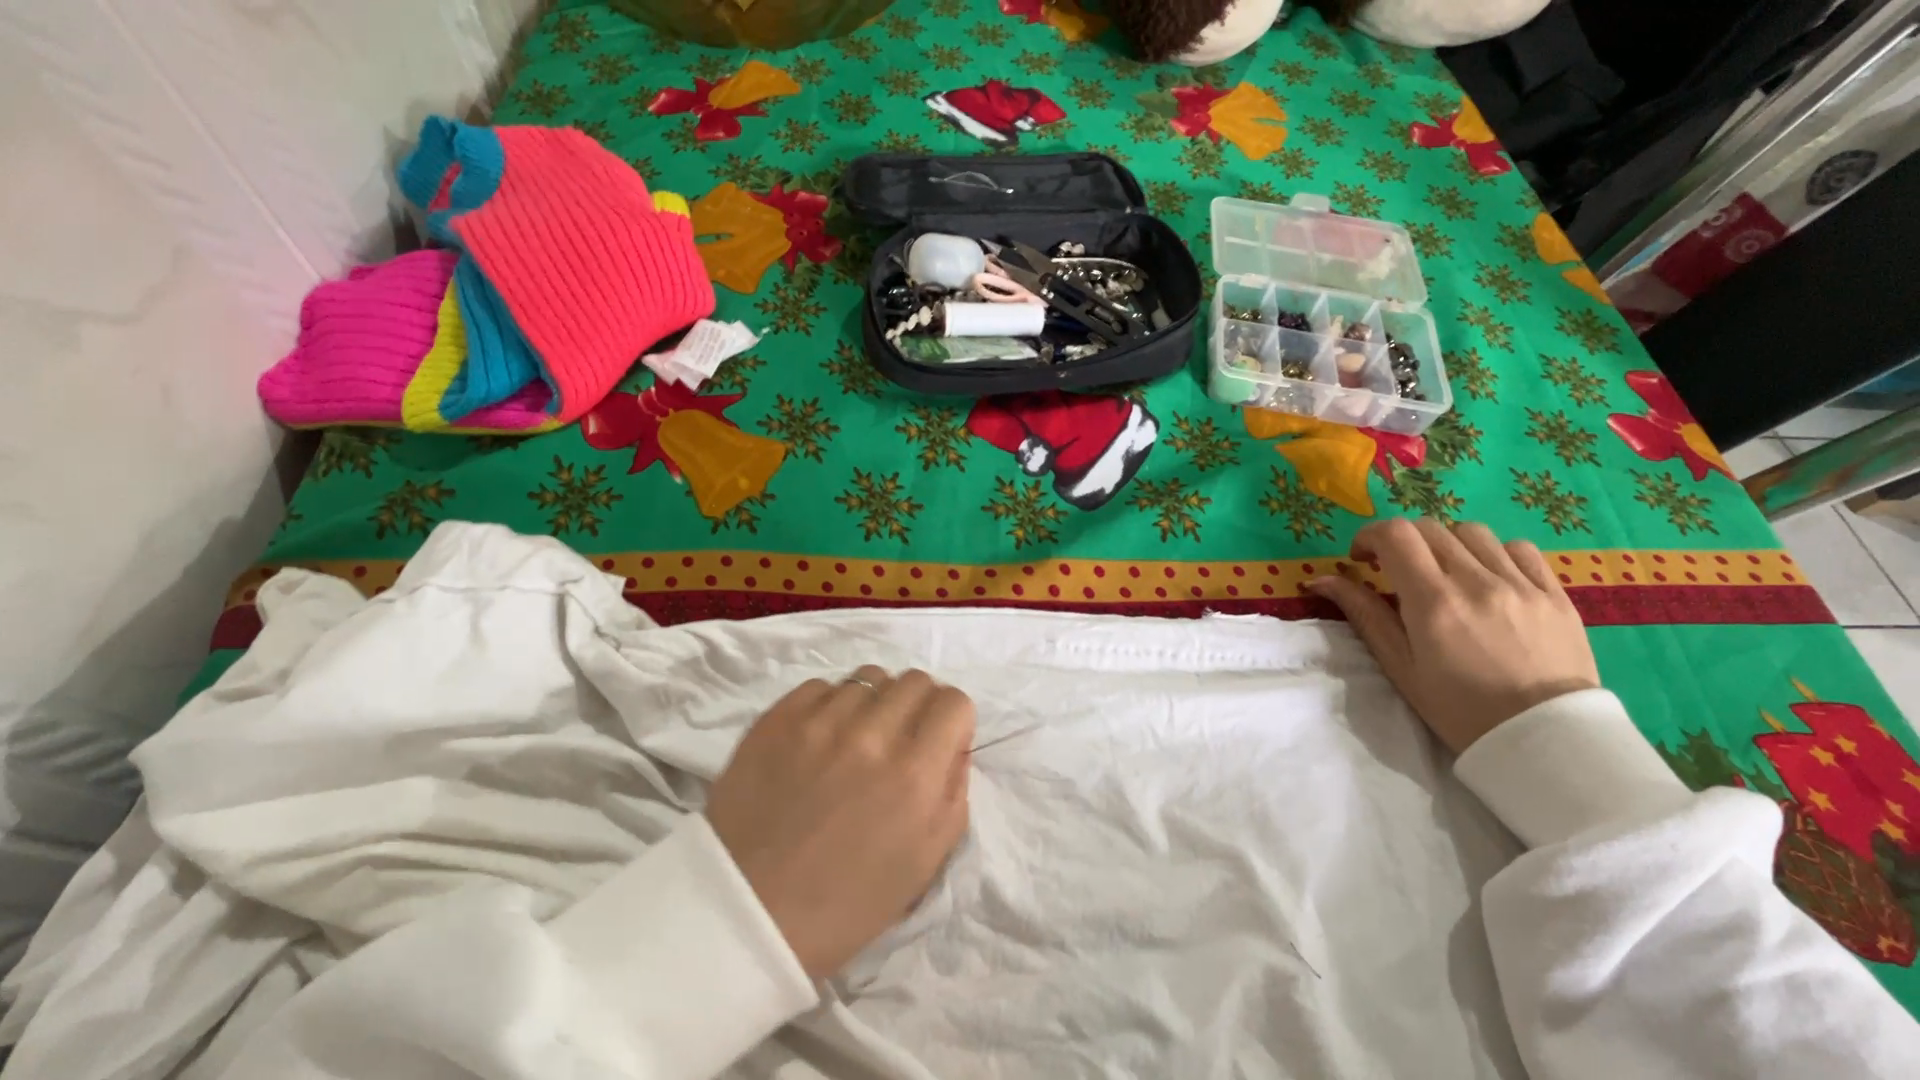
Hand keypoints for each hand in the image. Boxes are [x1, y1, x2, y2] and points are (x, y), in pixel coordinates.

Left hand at [705, 667, 974, 978]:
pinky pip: (820, 686)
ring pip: (868, 678)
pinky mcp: (776, 719)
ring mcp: (819, 722)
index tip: (937, 745)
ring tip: (855, 741)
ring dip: (873, 704)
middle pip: (915, 680)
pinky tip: (819, 741)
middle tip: (900, 742)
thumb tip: (954, 748)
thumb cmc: (846, 903)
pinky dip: (829, 706)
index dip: (952, 722)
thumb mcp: (925, 862)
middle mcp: (871, 734)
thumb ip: (952, 794)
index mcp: (914, 775)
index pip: (954, 702)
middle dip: (918, 707)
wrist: (747, 912)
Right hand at [1308, 519, 1598, 753]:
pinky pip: (1519, 549)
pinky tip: (1490, 579)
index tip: (1363, 559)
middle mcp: (1477, 582)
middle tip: (1397, 570)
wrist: (1544, 740)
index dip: (1370, 536)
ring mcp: (1520, 583)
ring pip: (1473, 532)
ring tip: (1446, 573)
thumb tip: (1323, 580)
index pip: (1395, 535)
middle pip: (1430, 528)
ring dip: (1448, 544)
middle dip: (1403, 541)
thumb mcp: (1401, 668)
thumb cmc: (1460, 711)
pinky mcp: (1554, 592)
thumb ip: (1365, 616)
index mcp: (1434, 602)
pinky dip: (1495, 554)